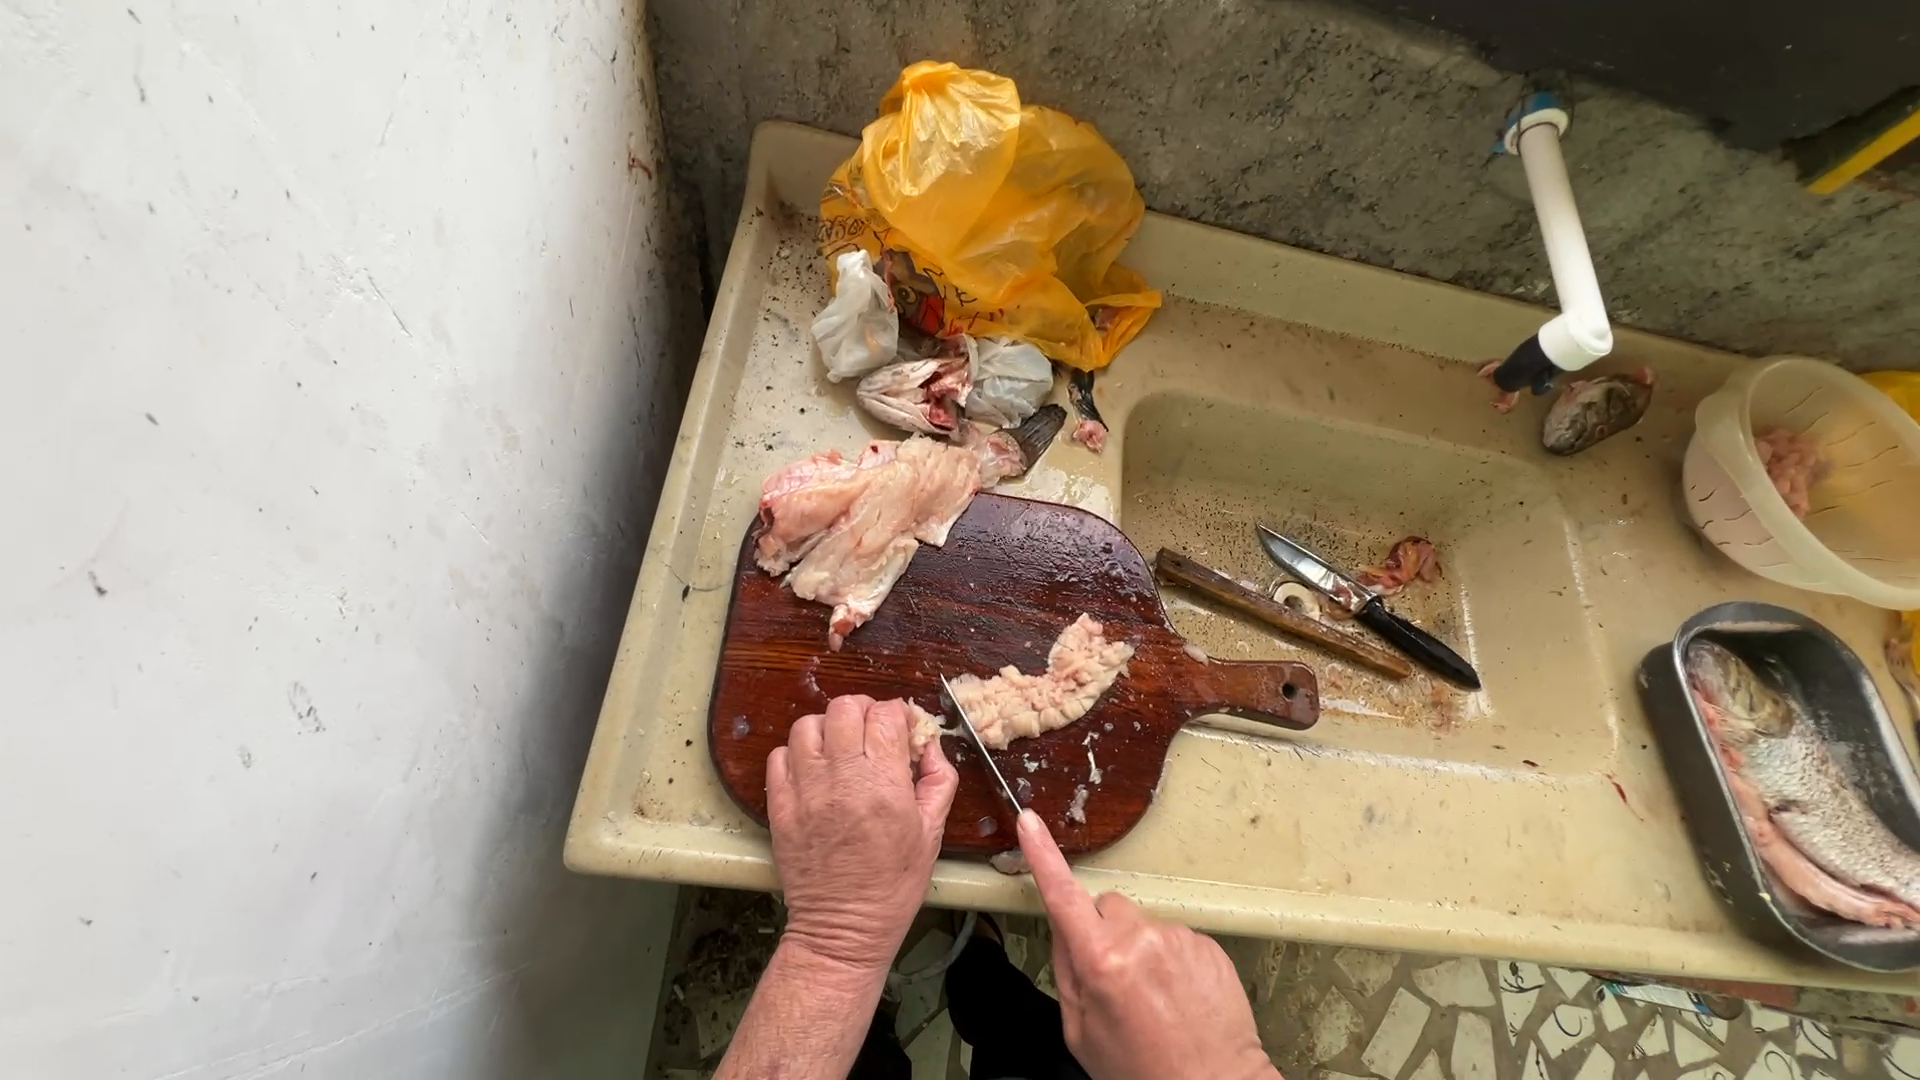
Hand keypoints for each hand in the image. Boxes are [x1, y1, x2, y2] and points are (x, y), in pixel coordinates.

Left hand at [767, 695, 957, 970]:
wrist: (842, 930)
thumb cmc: (893, 884)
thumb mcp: (933, 832)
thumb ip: (939, 780)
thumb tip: (930, 744)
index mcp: (885, 785)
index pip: (886, 715)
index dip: (897, 714)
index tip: (902, 729)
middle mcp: (842, 779)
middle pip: (845, 708)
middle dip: (863, 711)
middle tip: (872, 731)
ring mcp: (806, 791)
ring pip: (808, 725)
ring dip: (828, 728)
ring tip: (840, 748)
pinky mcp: (779, 806)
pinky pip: (779, 756)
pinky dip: (797, 753)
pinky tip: (814, 770)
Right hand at [1018, 811, 1279, 1079]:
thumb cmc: (1146, 1072)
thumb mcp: (1081, 1032)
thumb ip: (1066, 971)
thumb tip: (1063, 930)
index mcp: (1101, 961)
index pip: (1062, 893)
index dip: (1041, 853)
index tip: (1030, 822)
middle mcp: (1140, 938)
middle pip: (1106, 906)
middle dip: (1103, 931)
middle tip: (1115, 979)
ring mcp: (1177, 937)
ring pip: (1141, 923)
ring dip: (1140, 948)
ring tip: (1153, 996)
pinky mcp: (1206, 943)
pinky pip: (1174, 937)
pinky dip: (1170, 959)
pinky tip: (1177, 995)